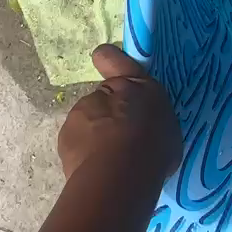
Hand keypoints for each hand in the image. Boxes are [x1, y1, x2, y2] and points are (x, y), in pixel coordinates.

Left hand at [57, 45, 181, 186]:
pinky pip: (76, 142)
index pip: (115, 59)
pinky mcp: (65, 134)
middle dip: (108, 114)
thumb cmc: (153, 147)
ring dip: (94, 136)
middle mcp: (107, 91)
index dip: (108, 59)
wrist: (120, 173)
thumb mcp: (166, 127)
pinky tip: (94, 169)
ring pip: (88, 122)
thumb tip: (145, 129)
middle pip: (104, 99)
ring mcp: (82, 110)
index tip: (102, 58)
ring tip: (107, 160)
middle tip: (120, 139)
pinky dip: (82, 153)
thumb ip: (151, 119)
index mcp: (137, 84)